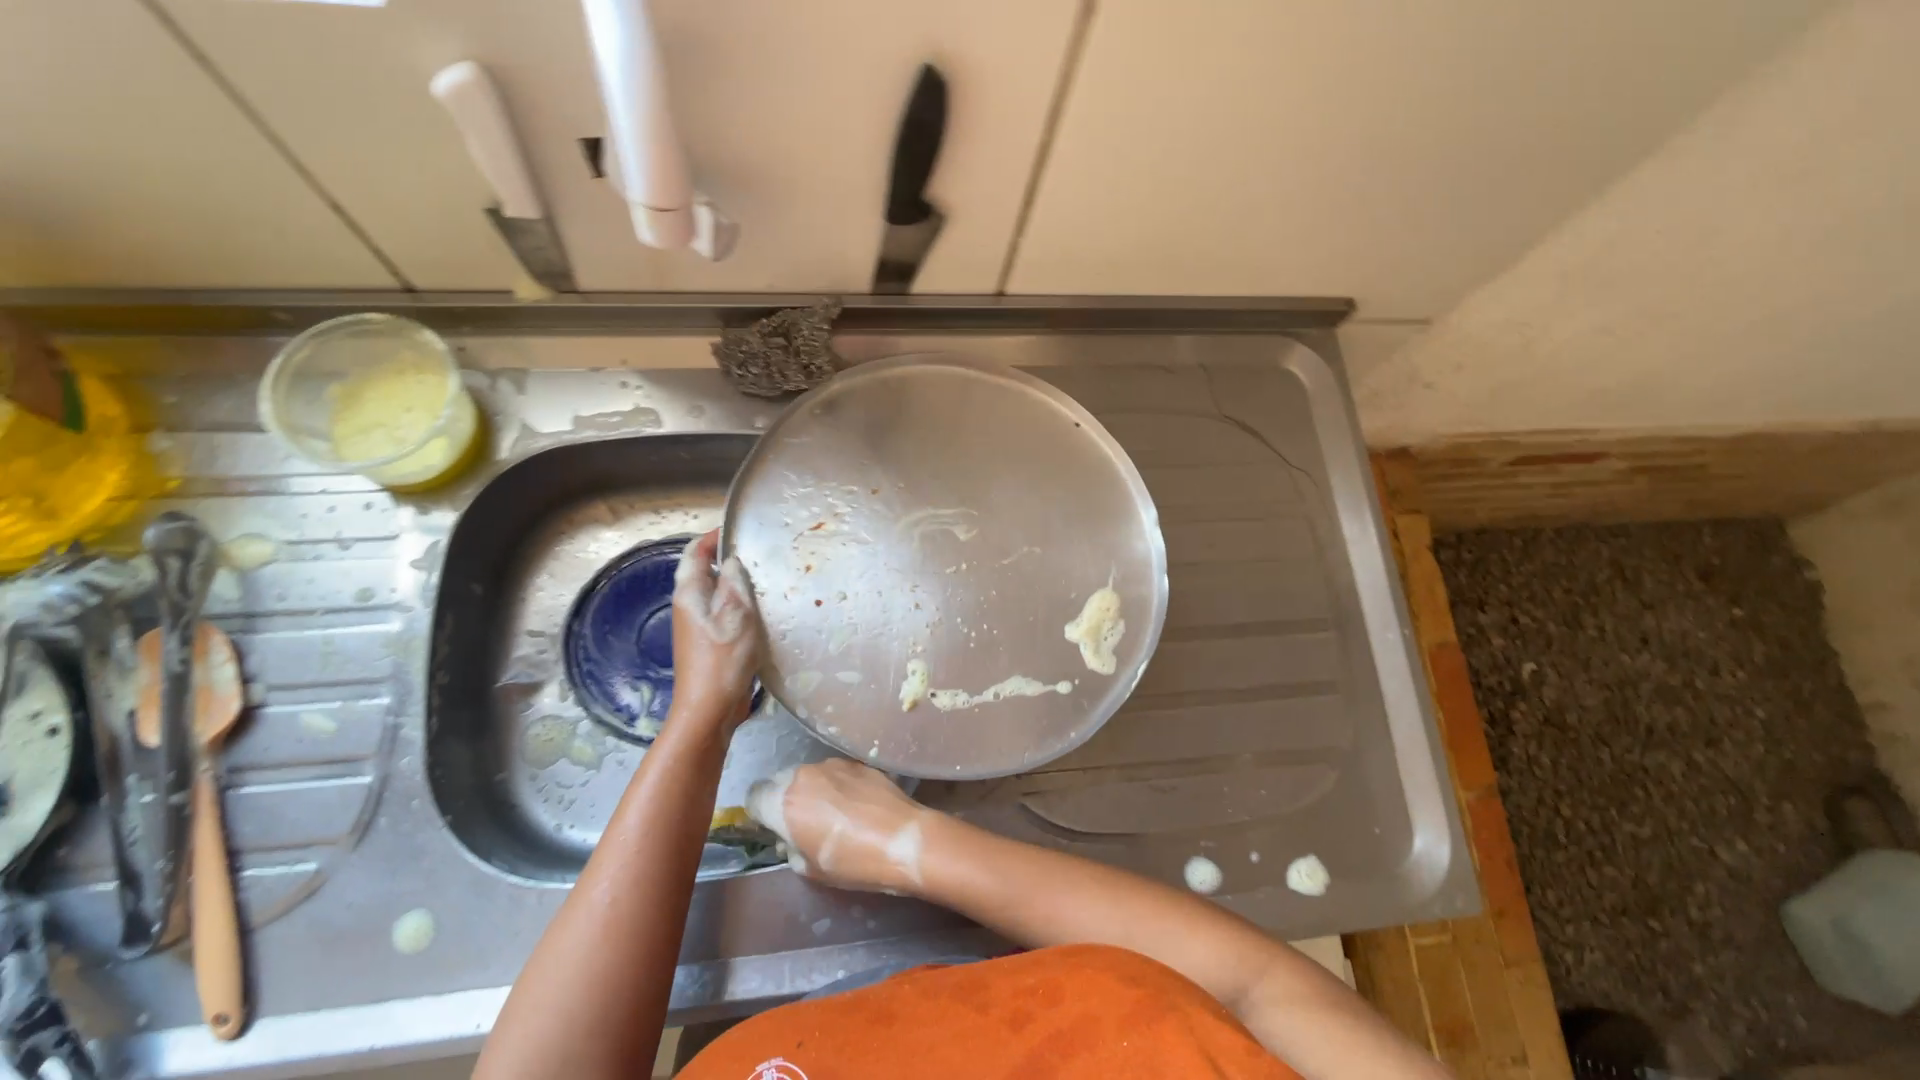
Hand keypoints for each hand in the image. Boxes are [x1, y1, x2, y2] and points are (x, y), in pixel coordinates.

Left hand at [669, 530, 762, 731]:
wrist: (708, 708)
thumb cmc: (722, 659)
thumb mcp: (736, 615)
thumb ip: (734, 583)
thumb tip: (732, 561)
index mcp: (689, 593)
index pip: (695, 553)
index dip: (713, 537)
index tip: (739, 530)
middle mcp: (688, 605)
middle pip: (704, 572)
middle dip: (728, 559)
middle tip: (759, 554)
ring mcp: (696, 625)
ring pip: (716, 593)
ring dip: (736, 584)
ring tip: (764, 579)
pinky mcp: (708, 642)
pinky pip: (723, 613)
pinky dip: (739, 605)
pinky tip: (760, 612)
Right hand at [746, 760, 931, 894]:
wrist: (905, 840)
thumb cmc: (853, 862)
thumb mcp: (811, 869)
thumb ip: (791, 849)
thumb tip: (792, 838)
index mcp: (784, 802)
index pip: (753, 797)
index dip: (760, 814)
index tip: (774, 829)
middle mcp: (804, 775)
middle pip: (781, 782)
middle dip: (786, 801)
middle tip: (804, 824)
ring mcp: (834, 765)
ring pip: (811, 776)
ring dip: (814, 791)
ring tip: (835, 815)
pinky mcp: (859, 763)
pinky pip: (837, 775)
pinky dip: (838, 787)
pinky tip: (857, 807)